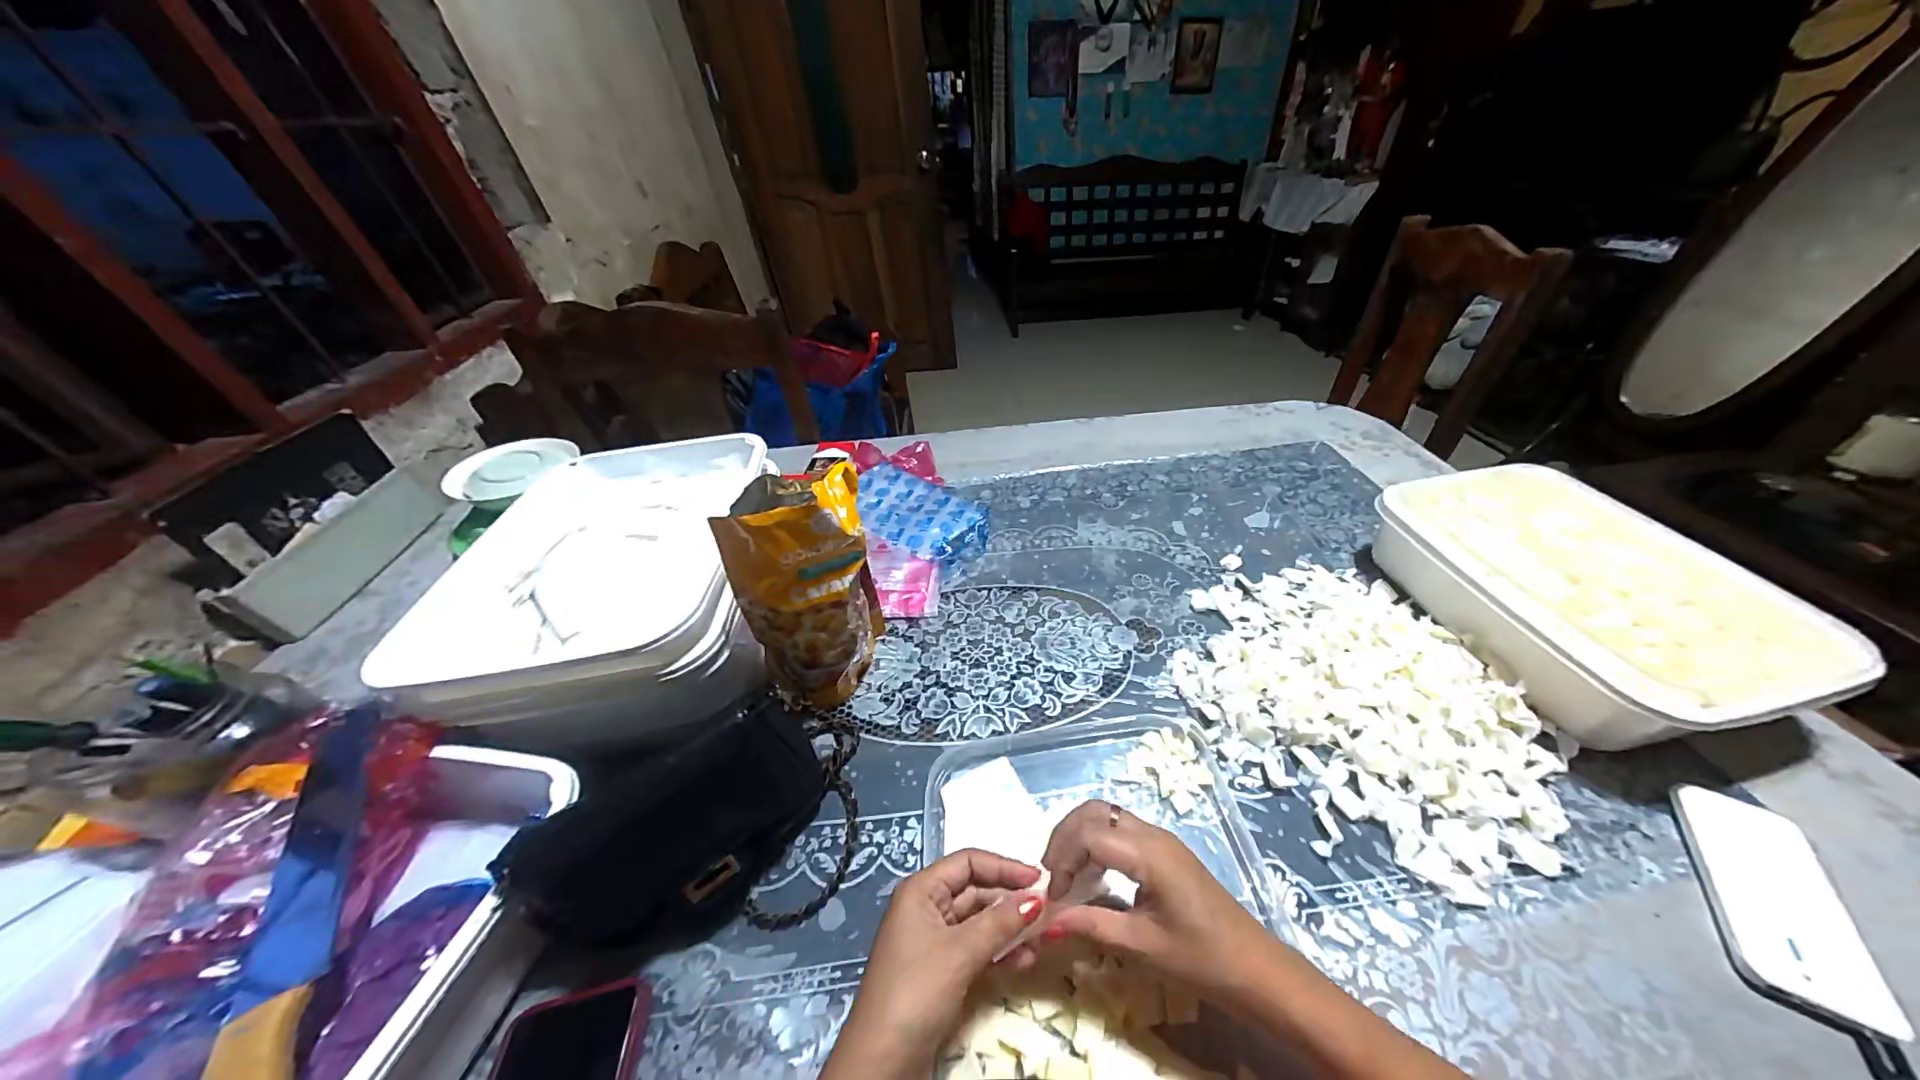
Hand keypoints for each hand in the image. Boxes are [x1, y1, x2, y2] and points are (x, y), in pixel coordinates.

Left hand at [821, 849, 1045, 1079]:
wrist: (882, 1060)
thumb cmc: (916, 991)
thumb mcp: (960, 952)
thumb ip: (1000, 922)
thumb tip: (1037, 897)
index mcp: (922, 891)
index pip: (968, 862)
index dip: (1004, 867)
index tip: (1040, 879)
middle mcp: (928, 908)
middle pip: (976, 890)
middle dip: (1011, 899)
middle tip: (1049, 911)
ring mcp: (935, 941)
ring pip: (980, 922)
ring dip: (1010, 928)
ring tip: (1042, 938)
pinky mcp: (943, 970)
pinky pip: (977, 949)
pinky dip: (1000, 952)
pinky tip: (1025, 960)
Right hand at [1041, 802, 1469, 1079]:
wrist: (1257, 970)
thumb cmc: (1203, 959)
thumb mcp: (1142, 946)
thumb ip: (1091, 925)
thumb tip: (1045, 921)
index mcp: (1149, 853)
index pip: (1088, 833)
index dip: (1060, 858)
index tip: (1051, 893)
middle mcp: (1153, 834)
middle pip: (1093, 811)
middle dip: (1064, 837)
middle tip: (1051, 874)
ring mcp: (1161, 839)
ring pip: (1106, 815)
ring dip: (1078, 836)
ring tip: (1066, 874)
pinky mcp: (1165, 850)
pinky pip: (1119, 829)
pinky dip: (1096, 841)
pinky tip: (1092, 873)